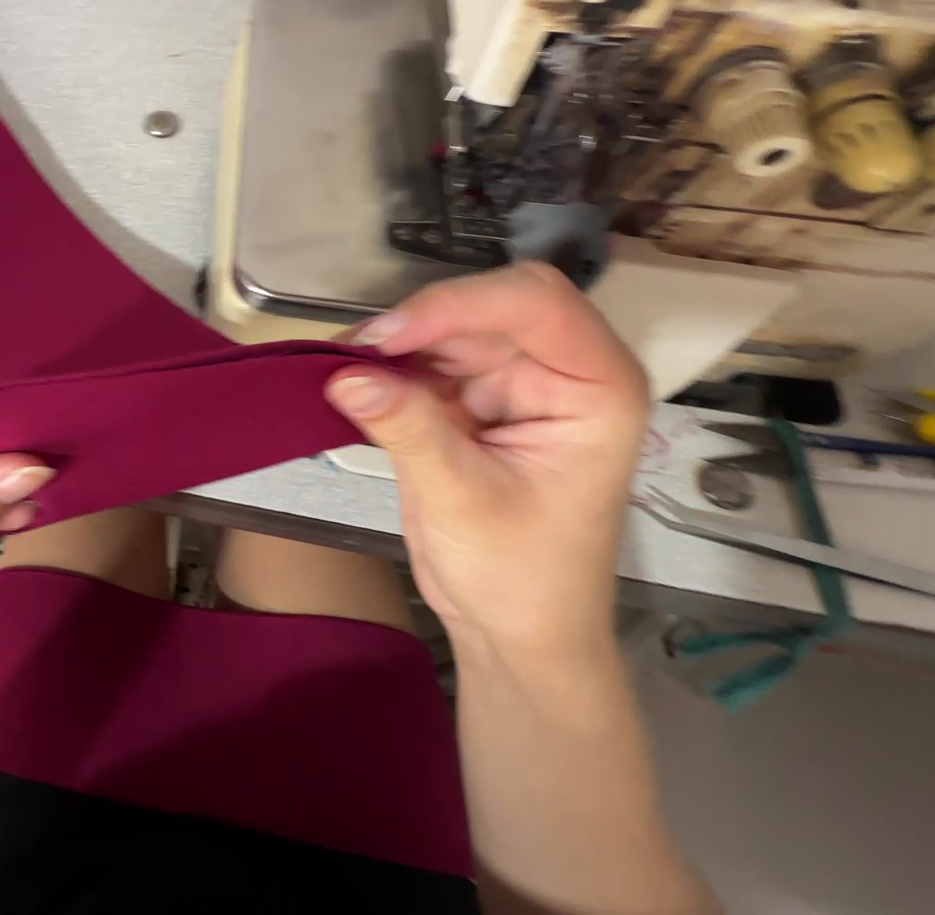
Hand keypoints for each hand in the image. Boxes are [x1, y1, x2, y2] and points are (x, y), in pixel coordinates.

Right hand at [323, 262, 649, 657]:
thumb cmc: (519, 576)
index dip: (458, 305)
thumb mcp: (463, 503)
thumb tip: (344, 377)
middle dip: (417, 324)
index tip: (386, 338)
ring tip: (340, 368)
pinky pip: (419, 366)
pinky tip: (350, 383)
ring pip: (443, 331)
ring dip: (390, 346)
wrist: (512, 628)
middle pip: (484, 308)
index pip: (536, 305)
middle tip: (351, 352)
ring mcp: (509, 385)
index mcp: (595, 387)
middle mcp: (556, 372)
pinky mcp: (466, 403)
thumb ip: (409, 431)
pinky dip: (382, 371)